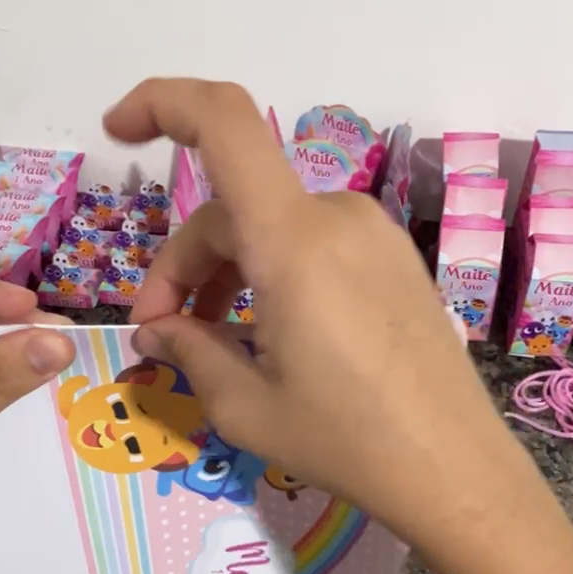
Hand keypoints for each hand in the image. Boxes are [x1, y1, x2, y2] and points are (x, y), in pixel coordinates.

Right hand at [108, 79, 540, 545]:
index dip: (160, 103)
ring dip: (231, 273)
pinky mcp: (397, 263)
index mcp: (293, 240)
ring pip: (275, 229)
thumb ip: (189, 351)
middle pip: (235, 207)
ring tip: (212, 343)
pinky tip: (271, 335)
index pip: (221, 121)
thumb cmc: (346, 442)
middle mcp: (337, 218)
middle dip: (185, 265)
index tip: (117, 134)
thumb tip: (156, 329)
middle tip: (162, 335)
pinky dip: (276, 275)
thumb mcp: (247, 406)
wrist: (454, 470)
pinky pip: (317, 247)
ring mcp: (376, 238)